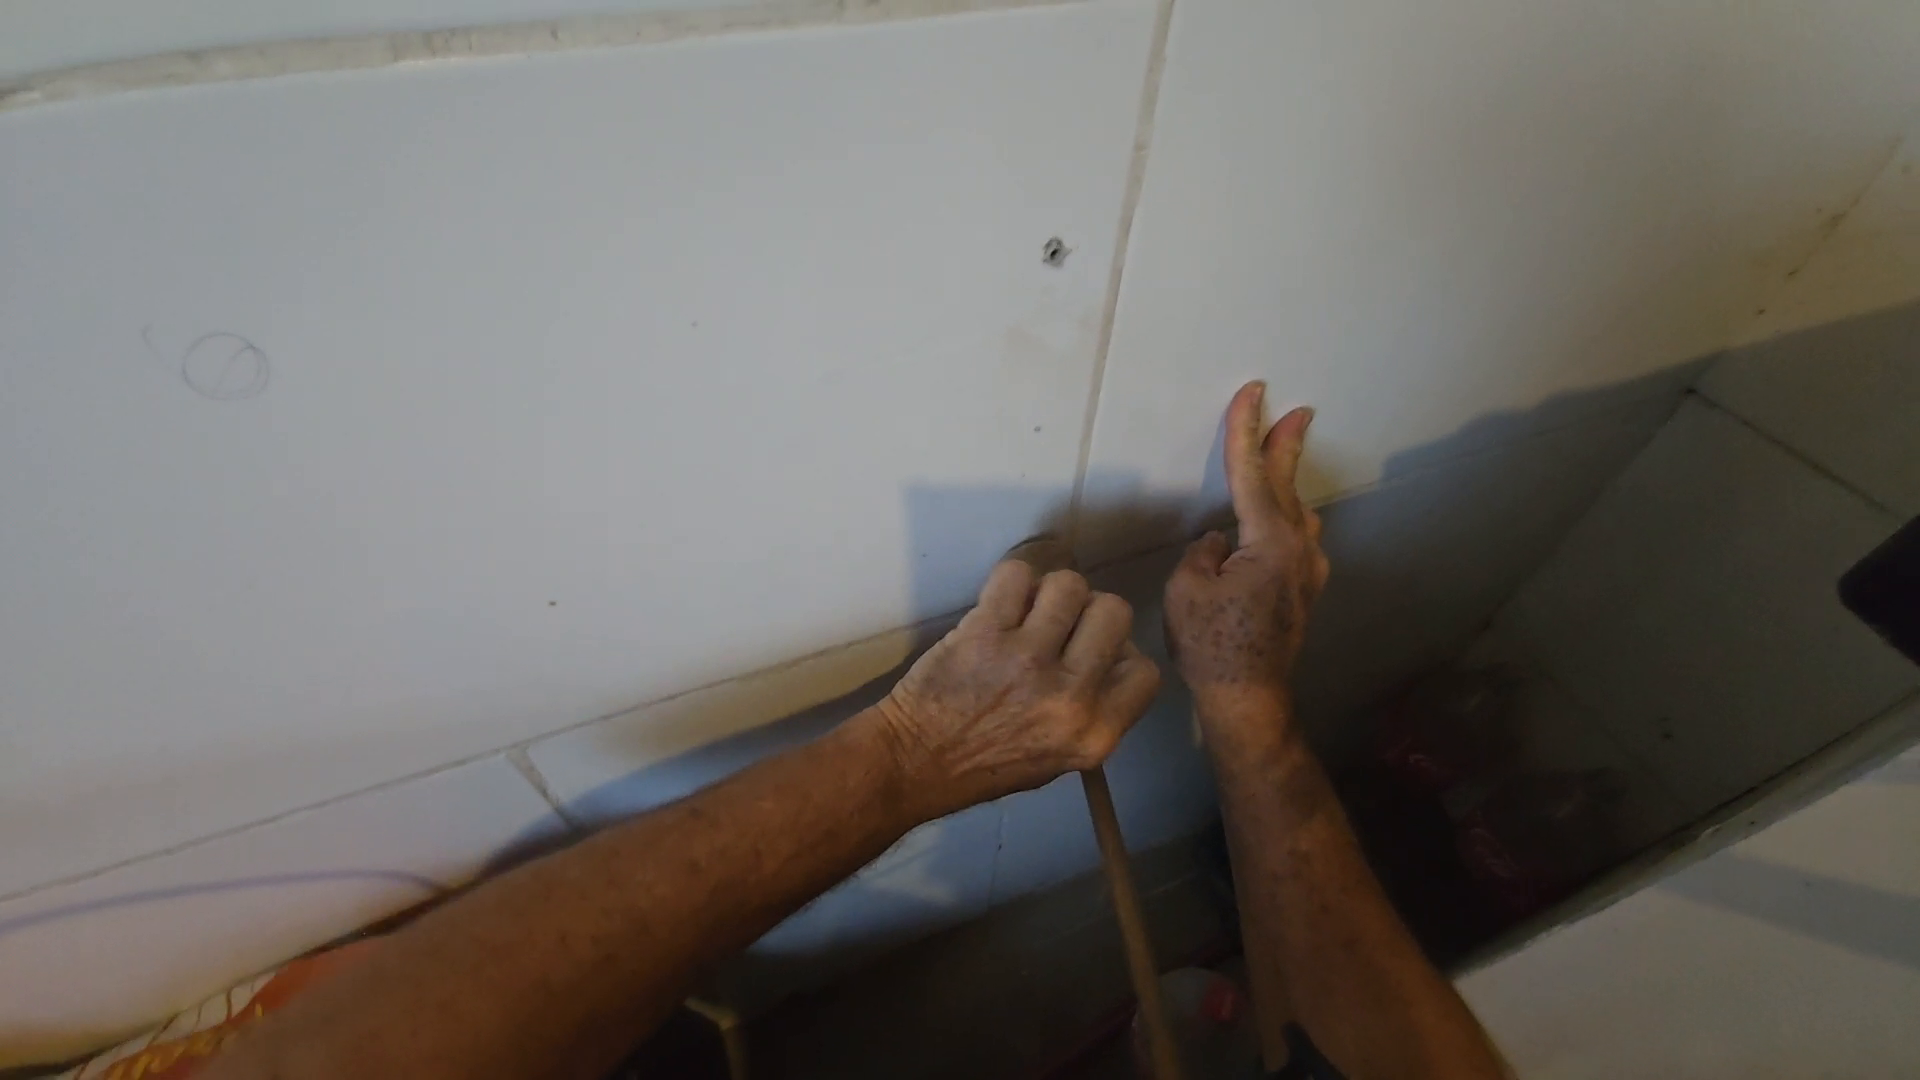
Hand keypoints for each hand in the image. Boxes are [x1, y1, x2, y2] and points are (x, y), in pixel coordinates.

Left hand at [874, 559, 1161, 818]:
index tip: (1090, 652)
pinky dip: (1011, 580)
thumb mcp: (1063, 758)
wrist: (915, 762)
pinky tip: (998, 603)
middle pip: (1114, 611)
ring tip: (1025, 611)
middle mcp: (1070, 694)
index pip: (1145, 669)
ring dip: (1048, 590)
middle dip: (1088, 611)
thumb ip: (1096, 710)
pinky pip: (1017, 574)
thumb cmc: (989, 765)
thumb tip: (1110, 650)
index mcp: (1095, 733)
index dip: (1121, 652)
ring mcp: (1026, 658)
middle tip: (1058, 625)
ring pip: (1069, 584)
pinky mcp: (984, 632)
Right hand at [1163, 381, 1328, 729]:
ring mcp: (1307, 573)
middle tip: (1296, 413)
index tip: (1254, 394)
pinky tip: (1276, 522)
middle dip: (1286, 447)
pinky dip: (1286, 518)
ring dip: (1288, 484)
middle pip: (1288, 488)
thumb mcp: (1187, 589)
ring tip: (1283, 458)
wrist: (1247, 697)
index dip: (1247, 431)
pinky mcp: (1303, 592)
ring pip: (1298, 515)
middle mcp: (1299, 551)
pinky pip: (1296, 540)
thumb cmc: (1210, 643)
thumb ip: (1204, 553)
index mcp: (1270, 543)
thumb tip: (1220, 542)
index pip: (1253, 475)